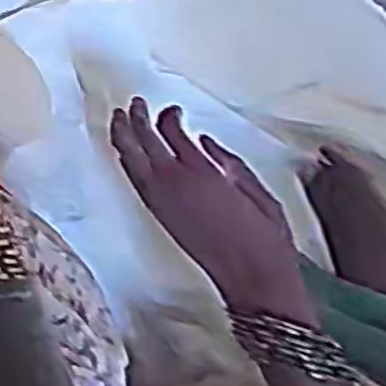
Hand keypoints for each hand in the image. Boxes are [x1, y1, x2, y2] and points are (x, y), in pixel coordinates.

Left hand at [111, 98, 313, 317]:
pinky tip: (124, 147)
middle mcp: (172, 178)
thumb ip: (231, 164)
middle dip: (136, 114)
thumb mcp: (261, 196)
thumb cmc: (266, 241)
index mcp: (202, 171)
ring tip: (119, 115)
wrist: (253, 283)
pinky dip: (124, 155)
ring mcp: (157, 193)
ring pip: (128, 152)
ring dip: (121, 130)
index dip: (169, 115)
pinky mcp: (152, 208)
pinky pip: (130, 174)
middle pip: (143, 135)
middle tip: (135, 102)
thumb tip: (203, 140)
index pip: (172, 131)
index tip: (173, 109)